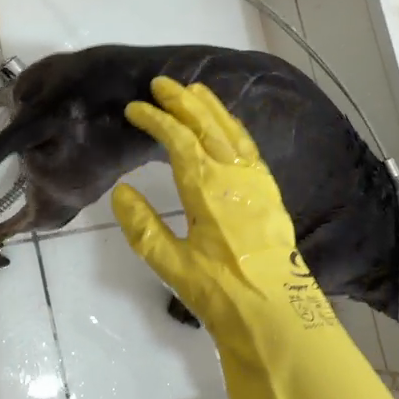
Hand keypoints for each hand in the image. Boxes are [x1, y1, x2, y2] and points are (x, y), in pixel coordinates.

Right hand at [112, 77, 398, 398]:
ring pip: (233, 132)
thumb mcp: (171, 264)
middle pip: (208, 126)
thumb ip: (143, 227)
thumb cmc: (221, 292)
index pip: (178, 140)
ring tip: (194, 90)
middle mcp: (236, 176)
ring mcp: (258, 182)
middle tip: (161, 84)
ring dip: (211, 108)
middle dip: (184, 101)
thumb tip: (121, 192)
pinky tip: (227, 126)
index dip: (156, 120)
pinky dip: (234, 128)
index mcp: (208, 190)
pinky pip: (250, 147)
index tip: (134, 109)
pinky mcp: (270, 194)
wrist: (277, 314)